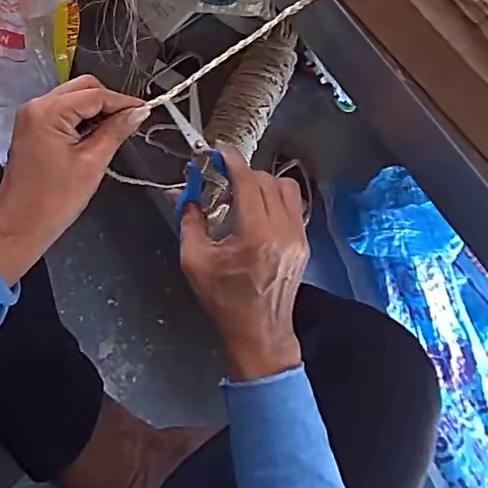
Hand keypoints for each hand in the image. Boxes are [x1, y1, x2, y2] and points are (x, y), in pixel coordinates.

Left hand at [0, 76, 147, 284]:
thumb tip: (138, 112)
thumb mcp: (92, 163)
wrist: (19, 227)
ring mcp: (32, 116)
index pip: (95, 95)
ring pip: (73, 97)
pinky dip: (82, 117)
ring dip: (96, 108)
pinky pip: (63, 110)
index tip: (145, 109)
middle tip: (133, 118)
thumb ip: (116, 131)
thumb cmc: (54, 200)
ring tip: (118, 127)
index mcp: (48, 112)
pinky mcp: (32, 127)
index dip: (123, 101)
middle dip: (109, 100)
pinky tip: (98, 132)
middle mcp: (36, 106)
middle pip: (82, 88)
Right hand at [179, 150, 308, 381]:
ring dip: (263, 182)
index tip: (218, 152)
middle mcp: (283, 231)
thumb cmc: (224, 301)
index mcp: (256, 235)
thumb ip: (189, 221)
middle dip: (243, 173)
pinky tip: (257, 208)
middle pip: (267, 180)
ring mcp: (298, 237)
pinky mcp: (303, 243)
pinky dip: (275, 196)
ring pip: (286, 188)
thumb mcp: (195, 261)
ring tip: (242, 192)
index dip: (232, 162)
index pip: (248, 182)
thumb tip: (184, 193)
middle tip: (223, 178)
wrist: (260, 335)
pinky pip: (293, 204)